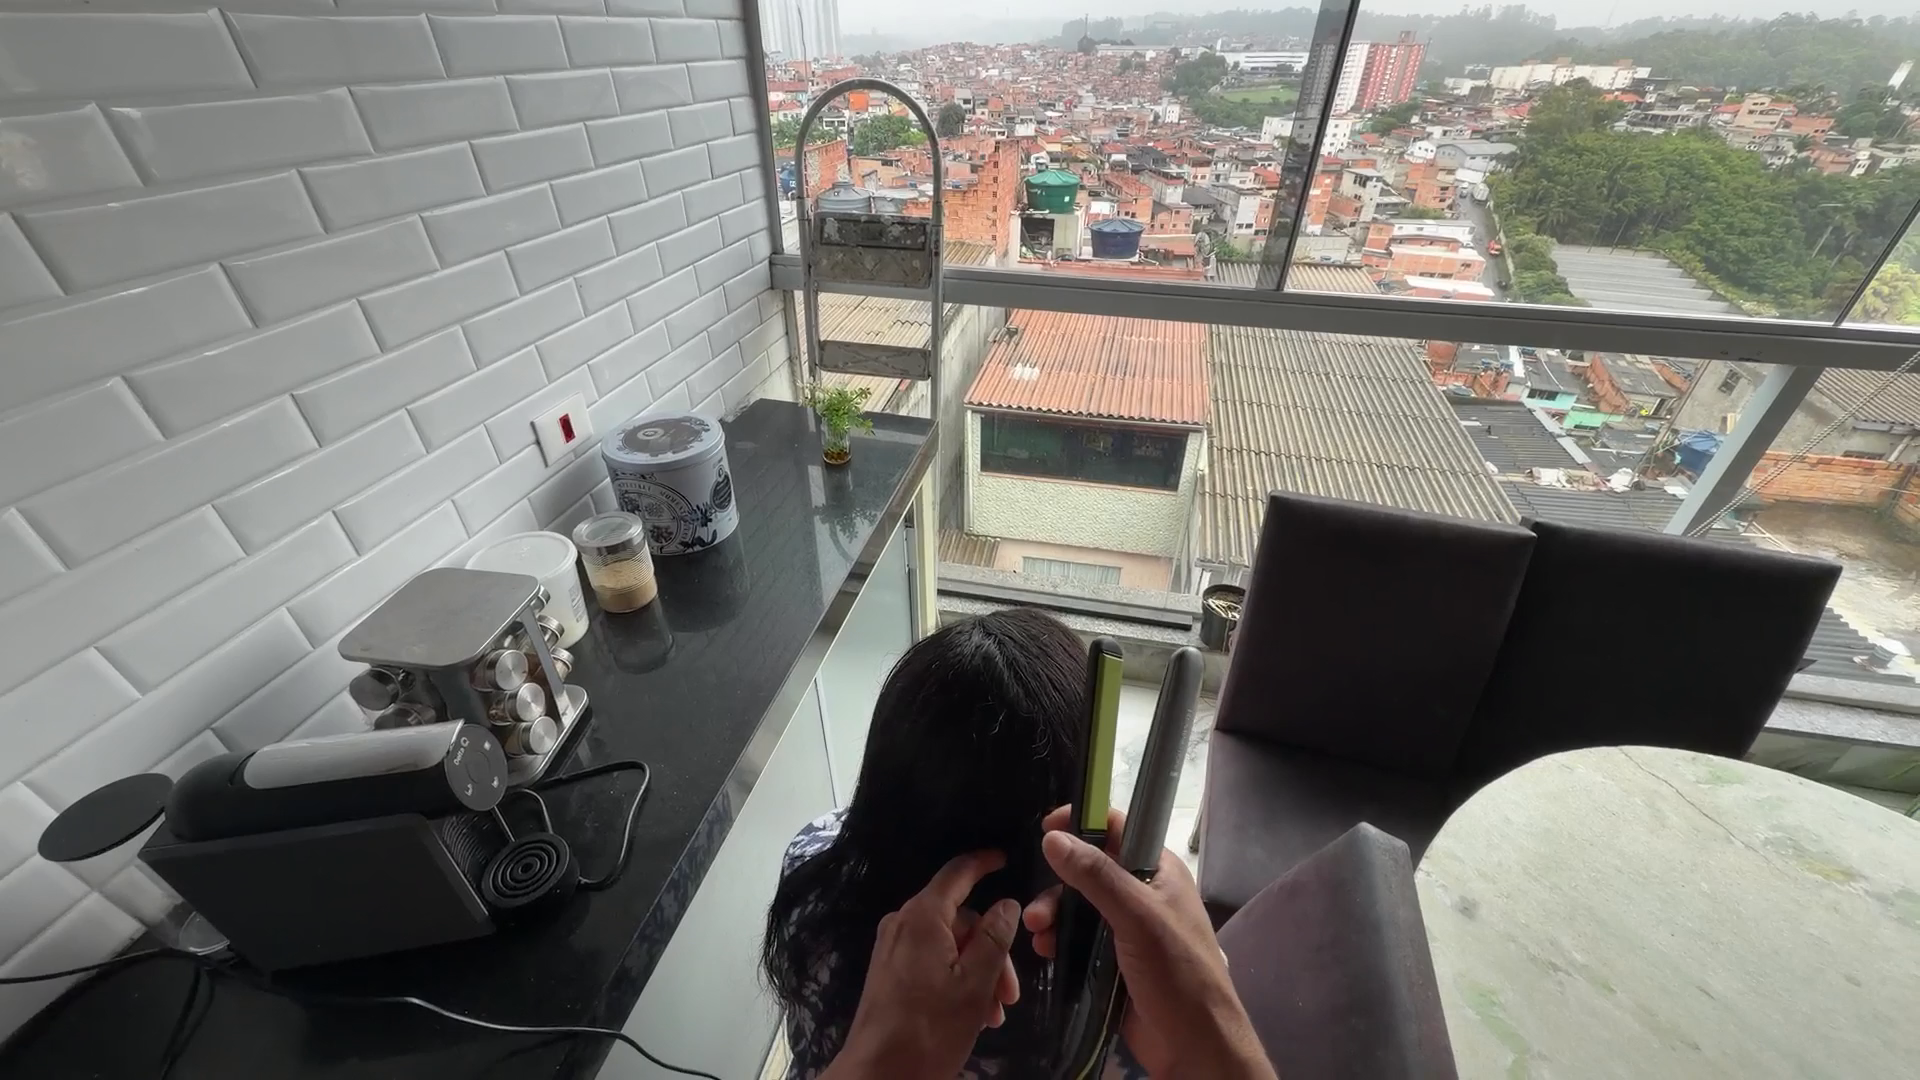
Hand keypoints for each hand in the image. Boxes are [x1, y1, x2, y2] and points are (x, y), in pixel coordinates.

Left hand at [822, 851, 1021, 1078]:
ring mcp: (893, 947)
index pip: (958, 871)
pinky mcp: (889, 971)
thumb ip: (994, 937)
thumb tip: (1007, 902)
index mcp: (923, 915)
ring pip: (948, 944)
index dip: (984, 862)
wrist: (876, 1079)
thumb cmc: (929, 1029)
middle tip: (1010, 995)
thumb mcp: (975, 983)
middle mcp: (904, 921)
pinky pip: (931, 959)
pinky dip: (955, 979)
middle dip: (990, 951)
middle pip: (960, 919)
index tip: (1006, 859)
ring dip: (977, 972)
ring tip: (994, 1015)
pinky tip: (971, 1014)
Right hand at [1025, 807, 1273, 1079]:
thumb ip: (1096, 875)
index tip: (1046, 828)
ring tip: (1037, 933)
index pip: (1117, 826)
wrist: (1195, 1050)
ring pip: (1079, 903)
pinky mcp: (1112, 957)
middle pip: (1089, 867)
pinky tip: (1046, 950)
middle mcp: (1141, 890)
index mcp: (1158, 869)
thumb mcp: (1137, 916)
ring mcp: (1126, 925)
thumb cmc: (1176, 972)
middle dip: (1059, 882)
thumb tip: (1052, 838)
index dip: (1082, 821)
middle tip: (1037, 904)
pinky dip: (1060, 938)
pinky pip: (1078, 936)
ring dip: (1054, 913)